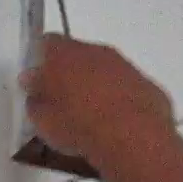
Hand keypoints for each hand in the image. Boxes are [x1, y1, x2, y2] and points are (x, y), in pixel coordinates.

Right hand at [20, 36, 177, 171]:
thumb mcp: (40, 117)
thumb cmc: (76, 124)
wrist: (133, 139)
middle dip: (69, 71)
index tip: (36, 78)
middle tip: (61, 98)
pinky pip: (128, 88)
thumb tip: (32, 80)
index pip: (47, 42)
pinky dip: (120, 99)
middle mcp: (97, 52)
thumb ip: (34, 94)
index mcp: (65, 54)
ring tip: (89, 114)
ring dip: (96, 85)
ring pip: (106, 69)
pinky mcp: (150, 87)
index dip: (40, 58)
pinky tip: (115, 123)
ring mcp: (127, 68)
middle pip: (79, 54)